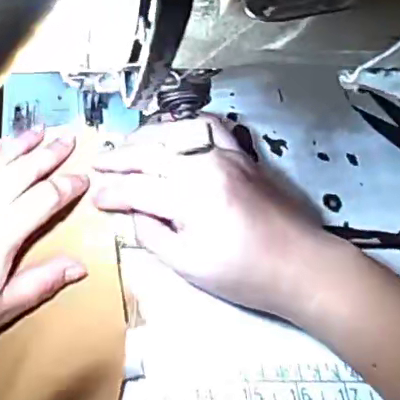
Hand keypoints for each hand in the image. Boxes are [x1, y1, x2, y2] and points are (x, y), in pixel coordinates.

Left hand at [0, 127, 89, 358]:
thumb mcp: (1, 309)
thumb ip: (41, 282)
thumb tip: (80, 266)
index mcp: (1, 234)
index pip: (44, 199)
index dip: (67, 187)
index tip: (84, 177)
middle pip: (20, 171)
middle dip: (47, 154)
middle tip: (68, 138)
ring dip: (16, 144)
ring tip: (37, 131)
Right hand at [90, 115, 343, 317]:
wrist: (305, 268)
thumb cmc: (246, 275)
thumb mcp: (188, 266)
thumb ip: (151, 235)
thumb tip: (132, 213)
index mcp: (191, 197)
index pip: (136, 188)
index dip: (110, 193)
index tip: (94, 199)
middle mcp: (205, 166)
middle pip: (148, 153)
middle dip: (117, 159)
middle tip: (97, 165)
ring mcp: (225, 155)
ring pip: (172, 131)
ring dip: (143, 137)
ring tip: (126, 147)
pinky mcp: (240, 154)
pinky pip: (208, 125)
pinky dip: (184, 125)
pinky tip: (171, 133)